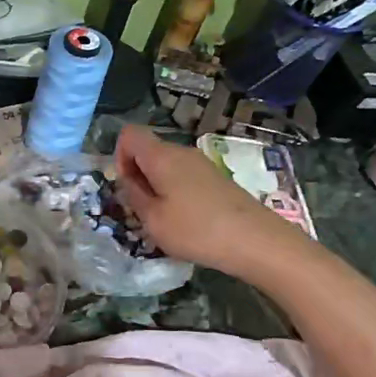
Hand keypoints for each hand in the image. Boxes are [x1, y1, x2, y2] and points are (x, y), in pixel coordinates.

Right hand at [113, 125, 311, 277]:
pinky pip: (183, 175)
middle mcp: (182, 152)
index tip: (126, 186)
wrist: (257, 241)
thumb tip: (128, 180)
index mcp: (161, 157)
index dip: (119, 156)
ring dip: (156, 185)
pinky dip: (175, 191)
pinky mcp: (216, 178)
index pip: (129, 135)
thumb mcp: (152, 220)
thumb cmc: (196, 230)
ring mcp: (202, 164)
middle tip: (142, 208)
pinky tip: (187, 219)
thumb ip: (133, 195)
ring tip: (164, 217)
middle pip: (148, 150)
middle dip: (137, 174)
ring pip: (166, 164)